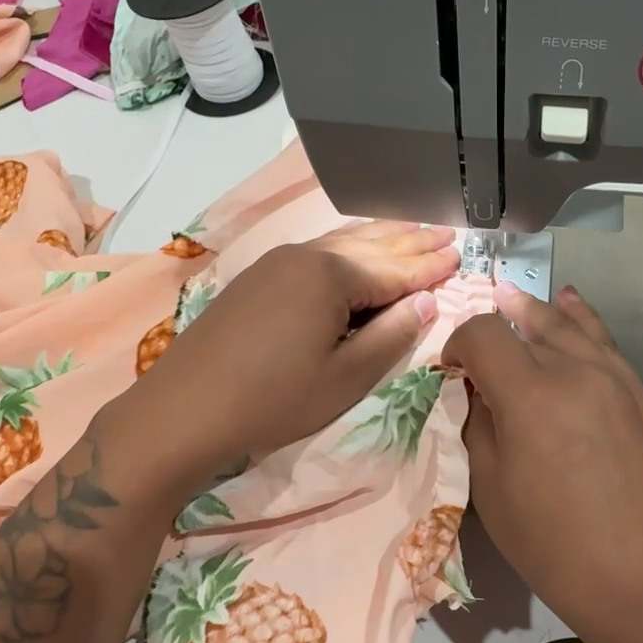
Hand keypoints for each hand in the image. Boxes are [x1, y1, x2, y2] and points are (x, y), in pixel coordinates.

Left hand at [132, 221, 457, 469]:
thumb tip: (426, 301)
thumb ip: (392, 336)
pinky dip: (348, 249)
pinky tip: (355, 249)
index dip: (430, 267)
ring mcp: (275, 263)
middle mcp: (304, 256)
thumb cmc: (273, 400)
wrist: (181, 412)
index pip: (394, 270)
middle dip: (410, 242)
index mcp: (330, 275)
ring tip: (411, 230)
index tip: (461, 254)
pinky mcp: (257, 278)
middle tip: (445, 233)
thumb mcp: (345, 377)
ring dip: (380, 239)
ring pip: (341, 243)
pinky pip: (317, 253)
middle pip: (370, 247)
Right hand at [443, 283, 642, 642]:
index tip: (450, 368)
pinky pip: (605, 343)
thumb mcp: (493, 492)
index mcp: (532, 395)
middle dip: (498, 321)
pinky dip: (582, 321)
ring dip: (538, 312)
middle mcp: (576, 370)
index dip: (459, 343)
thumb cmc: (557, 548)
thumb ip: (480, 427)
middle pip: (529, 321)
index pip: (485, 334)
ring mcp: (617, 378)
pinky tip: (572, 307)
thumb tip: (478, 392)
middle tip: (480, 334)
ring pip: (571, 325)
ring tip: (516, 299)